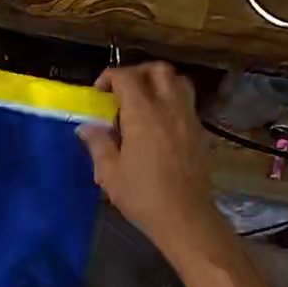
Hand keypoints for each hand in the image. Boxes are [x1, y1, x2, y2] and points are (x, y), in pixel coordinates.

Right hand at [77, 62, 232, 262]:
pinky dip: (172, 100)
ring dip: (159, 82)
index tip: (99, 93)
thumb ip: (98, 143)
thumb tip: (87, 128)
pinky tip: (161, 122)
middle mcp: (169, 107)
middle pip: (157, 70)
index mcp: (143, 113)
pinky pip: (187, 103)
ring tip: (145, 100)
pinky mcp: (200, 132)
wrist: (185, 216)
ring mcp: (189, 118)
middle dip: (137, 73)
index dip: (109, 77)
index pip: (126, 77)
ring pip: (178, 82)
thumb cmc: (143, 196)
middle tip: (123, 90)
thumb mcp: (110, 173)